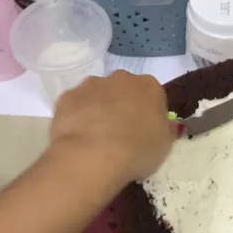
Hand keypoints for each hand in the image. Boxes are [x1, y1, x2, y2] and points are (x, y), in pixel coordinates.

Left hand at [46, 71, 173, 192]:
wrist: (93, 155)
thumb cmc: (137, 150)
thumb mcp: (164, 144)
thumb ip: (165, 129)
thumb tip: (166, 123)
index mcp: (149, 86)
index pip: (152, 94)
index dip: (147, 113)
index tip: (144, 131)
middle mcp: (121, 78)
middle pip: (123, 90)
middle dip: (121, 106)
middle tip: (119, 134)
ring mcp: (91, 84)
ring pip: (96, 94)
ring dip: (97, 109)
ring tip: (95, 138)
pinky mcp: (67, 96)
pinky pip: (75, 105)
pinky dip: (76, 116)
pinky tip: (77, 137)